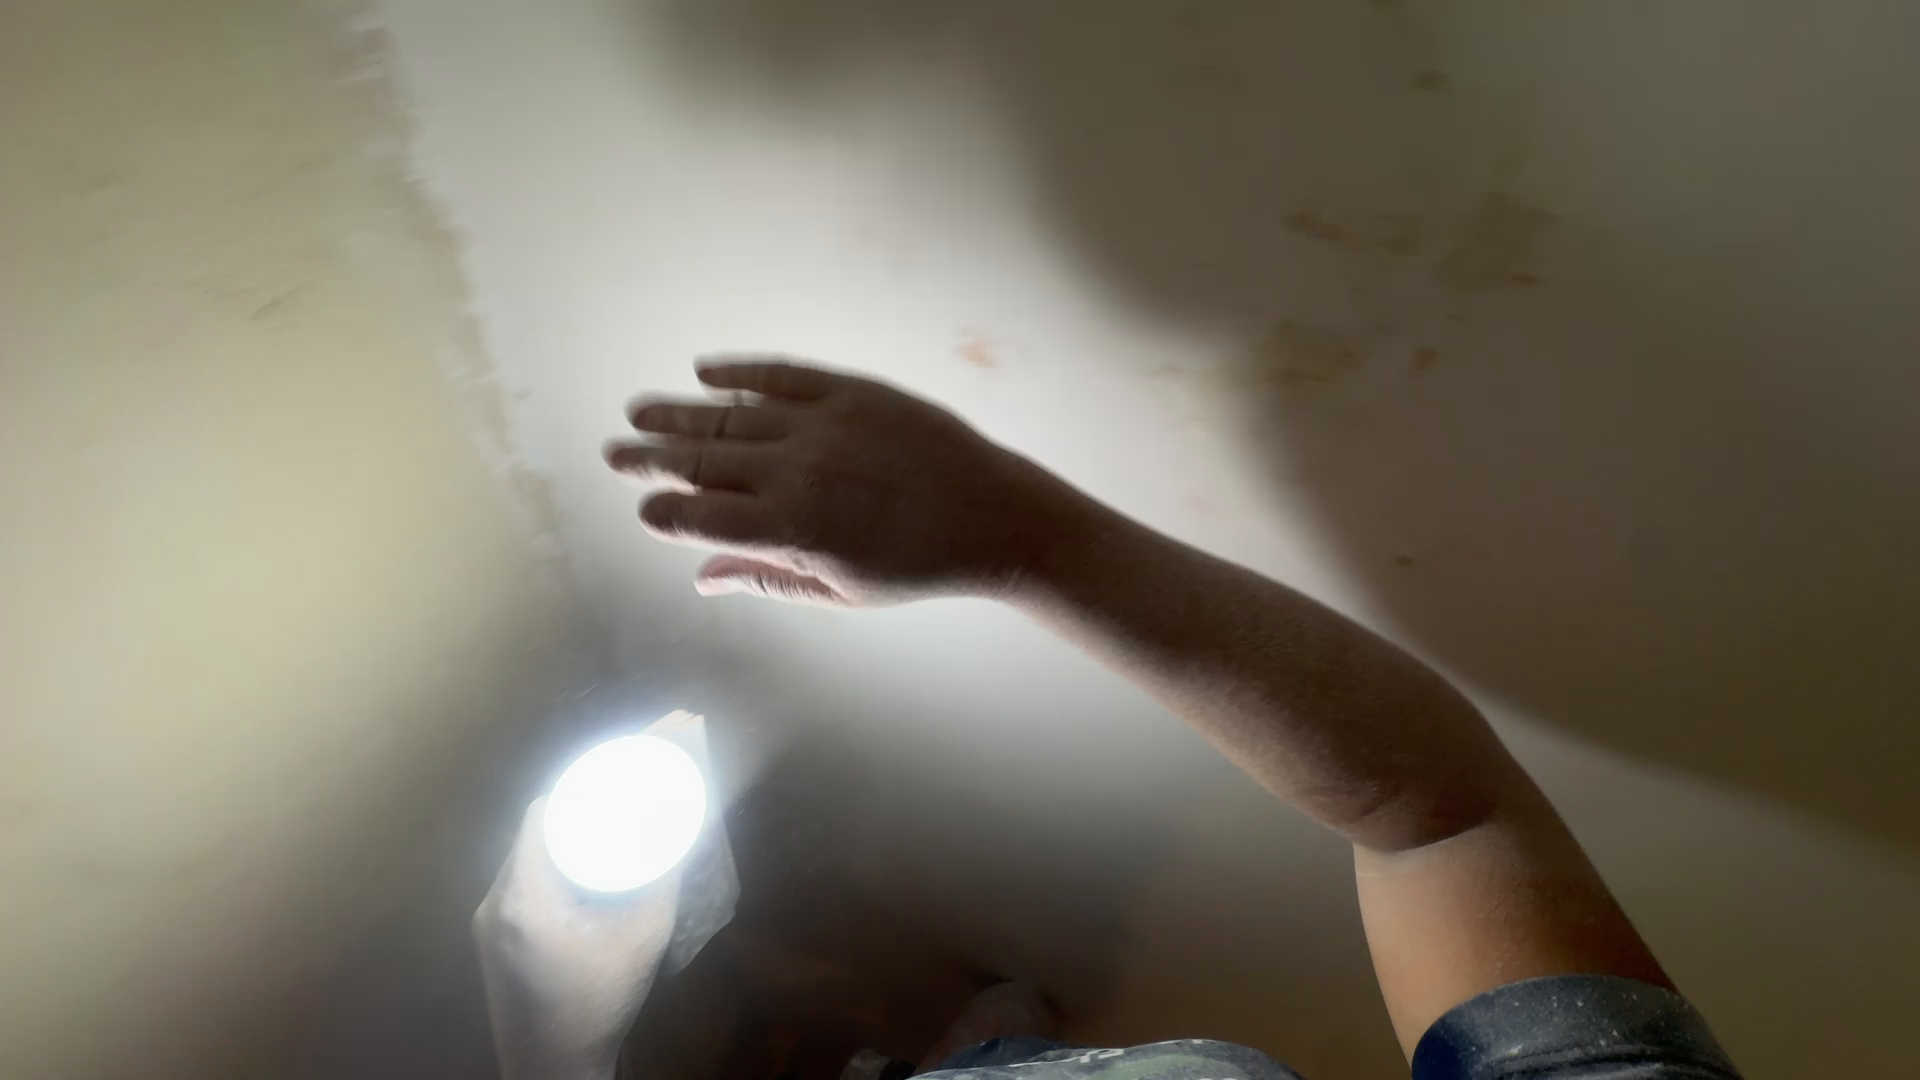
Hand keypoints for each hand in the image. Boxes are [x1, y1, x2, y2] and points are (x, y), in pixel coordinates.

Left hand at [473, 799, 680, 1079]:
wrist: (555, 1067)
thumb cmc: (600, 998)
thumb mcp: (646, 933)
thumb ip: (664, 875)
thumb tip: (684, 825)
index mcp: (525, 897)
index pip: (540, 815)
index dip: (576, 788)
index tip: (614, 778)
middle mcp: (495, 903)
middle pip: (533, 831)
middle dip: (576, 809)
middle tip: (619, 798)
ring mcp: (488, 923)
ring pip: (526, 854)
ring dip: (563, 835)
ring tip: (607, 825)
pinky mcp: (493, 939)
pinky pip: (521, 879)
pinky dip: (551, 862)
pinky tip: (585, 866)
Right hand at [607, 357, 1083, 604]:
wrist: (994, 516)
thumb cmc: (918, 567)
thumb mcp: (841, 591)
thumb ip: (767, 580)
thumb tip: (701, 581)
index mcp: (790, 531)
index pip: (698, 518)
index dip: (663, 513)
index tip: (644, 509)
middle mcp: (795, 472)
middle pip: (701, 461)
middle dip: (651, 458)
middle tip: (614, 451)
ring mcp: (823, 424)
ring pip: (730, 414)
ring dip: (678, 413)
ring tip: (639, 411)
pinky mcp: (853, 390)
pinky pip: (781, 373)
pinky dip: (739, 371)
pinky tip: (704, 371)